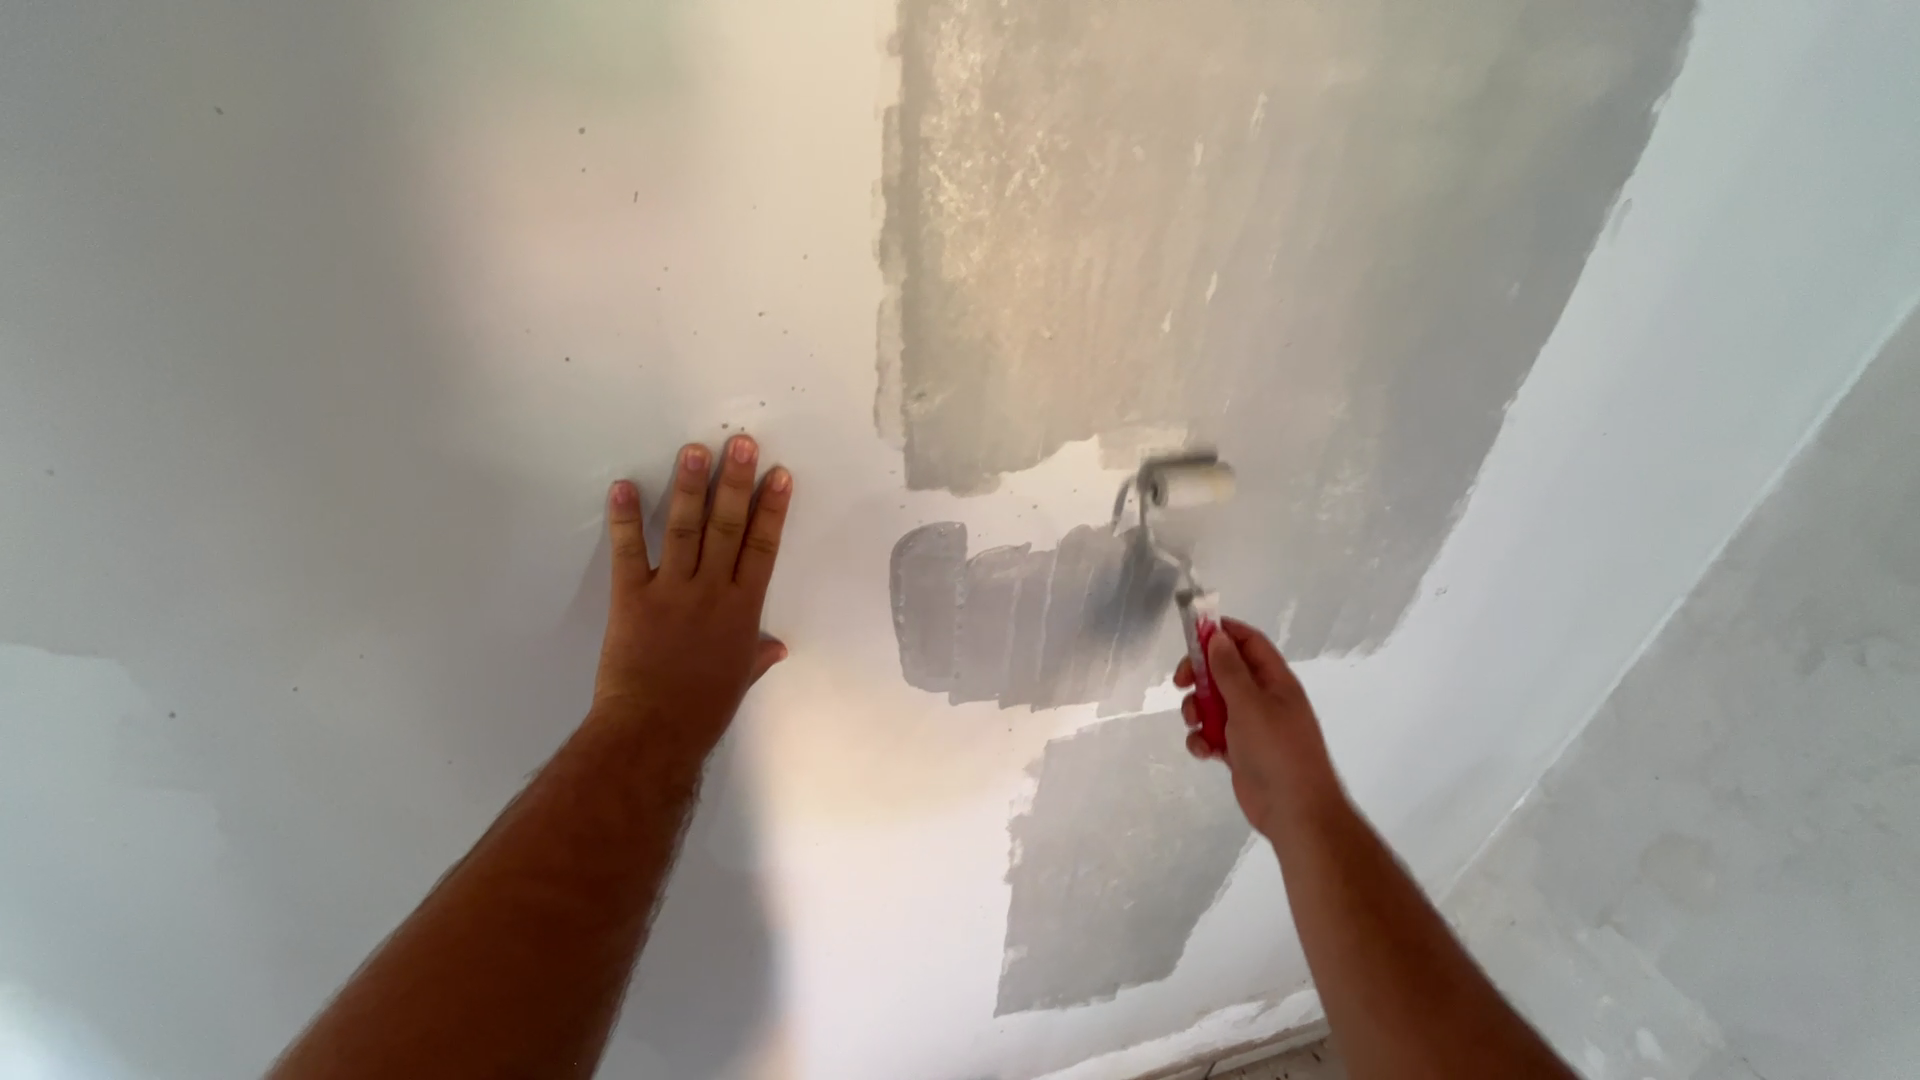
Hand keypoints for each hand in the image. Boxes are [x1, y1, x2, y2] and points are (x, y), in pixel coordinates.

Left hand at [591, 436, 791, 752]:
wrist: (653, 731)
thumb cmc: (702, 709)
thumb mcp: (739, 680)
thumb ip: (758, 656)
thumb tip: (777, 647)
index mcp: (744, 609)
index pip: (764, 548)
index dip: (773, 509)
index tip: (780, 475)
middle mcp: (713, 590)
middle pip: (728, 527)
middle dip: (736, 482)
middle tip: (740, 443)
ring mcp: (673, 590)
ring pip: (686, 530)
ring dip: (691, 487)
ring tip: (695, 450)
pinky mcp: (632, 597)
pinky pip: (629, 552)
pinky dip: (625, 519)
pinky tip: (624, 486)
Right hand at [1175, 618, 1342, 838]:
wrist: (1296, 813)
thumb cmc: (1277, 752)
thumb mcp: (1250, 705)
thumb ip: (1230, 670)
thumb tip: (1217, 637)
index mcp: (1274, 681)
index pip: (1248, 642)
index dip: (1221, 633)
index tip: (1191, 636)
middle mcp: (1263, 698)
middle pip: (1224, 671)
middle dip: (1199, 675)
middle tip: (1180, 682)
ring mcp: (1251, 725)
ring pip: (1213, 703)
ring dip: (1197, 710)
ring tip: (1195, 725)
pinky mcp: (1238, 750)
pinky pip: (1212, 733)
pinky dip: (1203, 738)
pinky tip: (1204, 751)